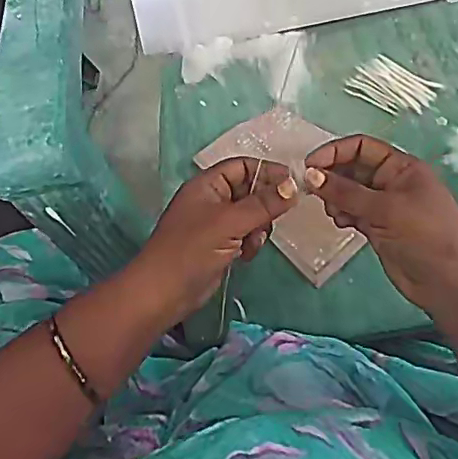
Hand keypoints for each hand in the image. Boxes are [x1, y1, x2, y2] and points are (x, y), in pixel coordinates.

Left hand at [129, 158, 299, 317]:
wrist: (164, 292)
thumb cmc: (191, 249)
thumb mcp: (229, 222)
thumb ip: (263, 204)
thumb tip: (293, 186)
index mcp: (207, 184)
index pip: (242, 166)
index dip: (267, 171)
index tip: (294, 184)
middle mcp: (211, 199)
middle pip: (249, 190)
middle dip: (264, 205)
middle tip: (271, 221)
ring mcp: (214, 223)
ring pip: (250, 215)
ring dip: (258, 227)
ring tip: (253, 242)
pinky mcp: (218, 244)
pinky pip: (244, 234)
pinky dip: (250, 242)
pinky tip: (246, 255)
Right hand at [303, 135, 457, 317]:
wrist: (450, 284)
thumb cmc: (426, 236)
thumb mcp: (385, 209)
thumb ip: (345, 192)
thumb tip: (310, 174)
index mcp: (401, 167)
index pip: (362, 147)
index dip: (335, 152)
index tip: (309, 166)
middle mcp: (391, 182)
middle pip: (352, 169)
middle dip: (331, 177)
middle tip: (312, 192)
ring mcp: (384, 206)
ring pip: (348, 192)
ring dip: (335, 198)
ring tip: (334, 213)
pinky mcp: (377, 227)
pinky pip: (351, 212)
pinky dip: (342, 214)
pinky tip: (341, 223)